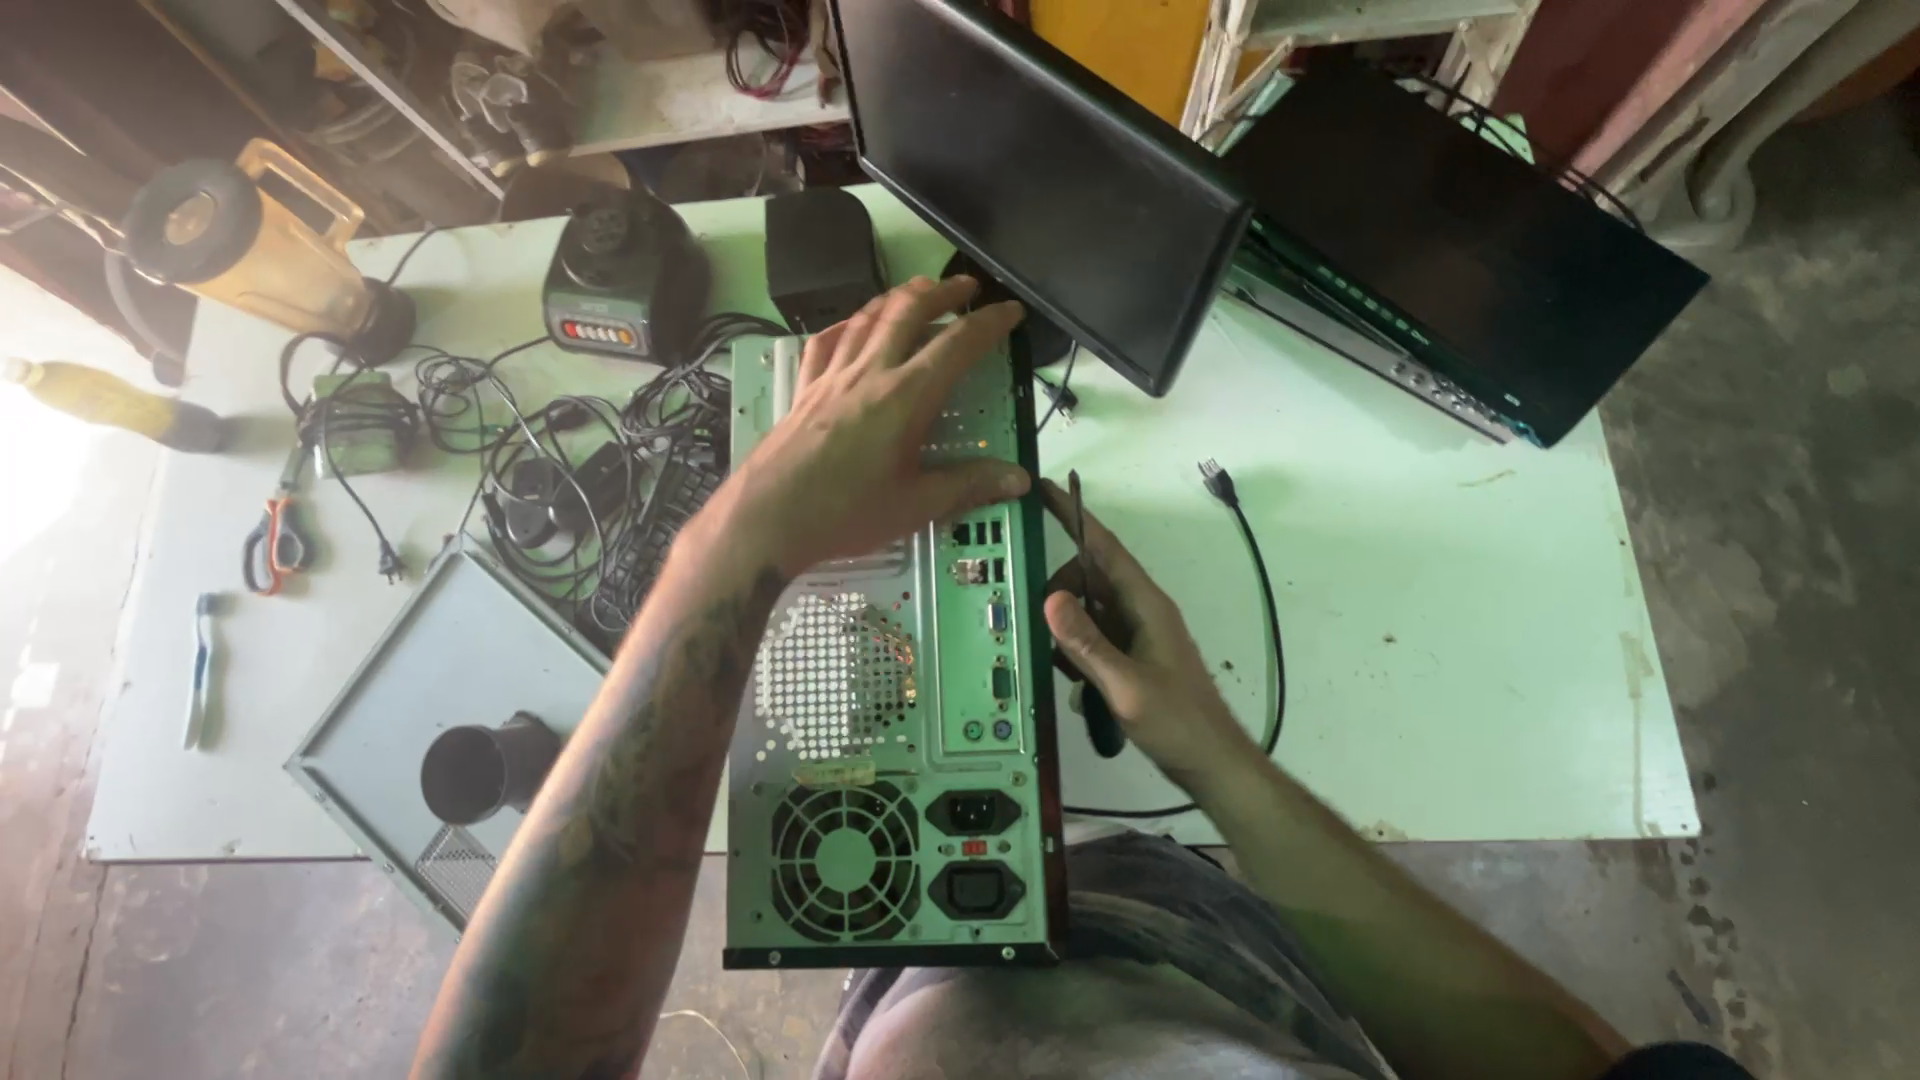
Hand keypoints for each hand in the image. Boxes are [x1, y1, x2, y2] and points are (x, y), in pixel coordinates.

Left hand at [705, 276, 1031, 576]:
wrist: (767, 519)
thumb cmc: (846, 514)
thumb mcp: (916, 506)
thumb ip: (969, 486)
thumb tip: (1020, 480)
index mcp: (905, 397)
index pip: (957, 345)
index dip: (989, 323)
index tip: (1010, 311)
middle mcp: (869, 373)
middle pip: (907, 312)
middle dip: (942, 292)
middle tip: (966, 286)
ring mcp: (831, 376)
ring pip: (866, 317)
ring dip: (898, 297)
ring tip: (918, 292)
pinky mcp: (804, 389)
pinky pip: (826, 341)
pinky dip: (847, 324)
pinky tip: (853, 325)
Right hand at [1039, 479, 1257, 786]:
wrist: (1211, 762)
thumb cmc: (1177, 722)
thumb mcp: (1126, 685)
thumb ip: (1087, 643)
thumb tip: (1050, 598)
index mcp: (1145, 604)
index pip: (1103, 546)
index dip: (1073, 515)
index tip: (1043, 488)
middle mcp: (1139, 609)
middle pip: (1087, 577)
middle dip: (1058, 591)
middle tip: (1038, 623)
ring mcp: (1135, 633)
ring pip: (1086, 608)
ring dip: (1065, 627)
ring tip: (1057, 661)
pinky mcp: (1130, 655)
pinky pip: (1091, 636)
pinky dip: (1075, 649)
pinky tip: (1073, 679)